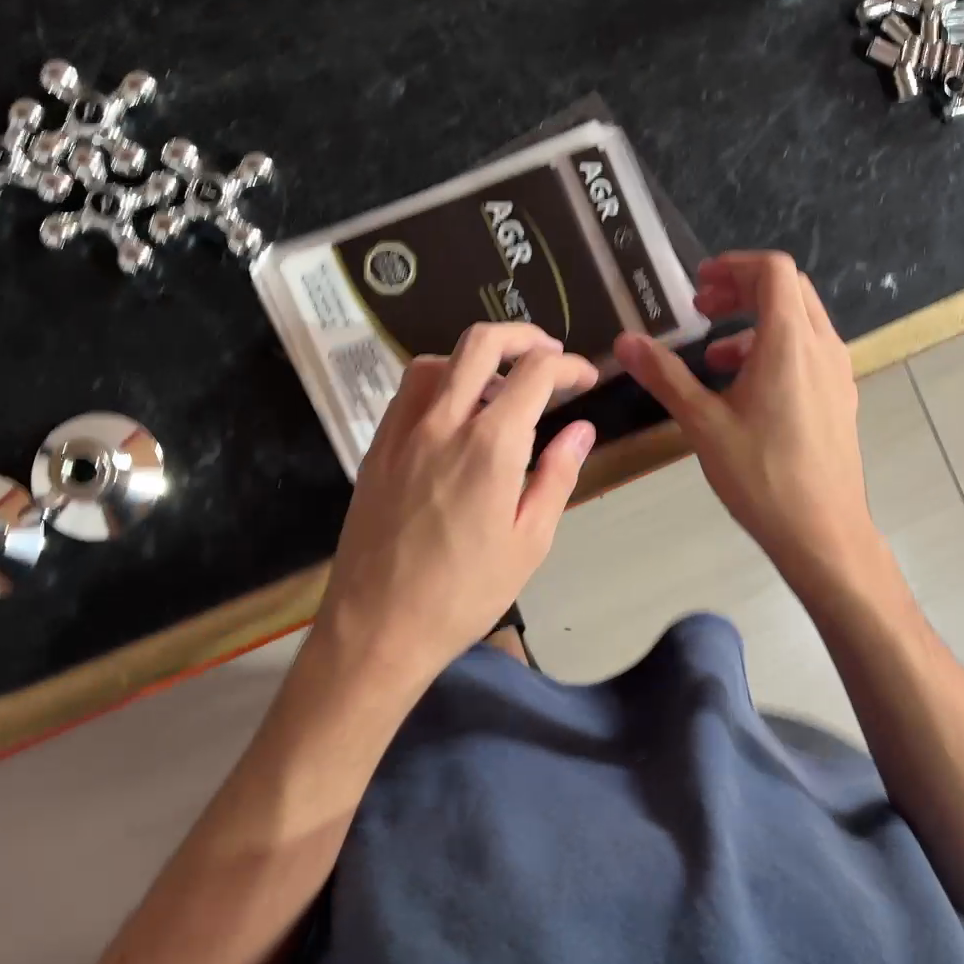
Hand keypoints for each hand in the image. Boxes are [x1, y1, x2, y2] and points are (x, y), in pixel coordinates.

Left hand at [319, 323, 598, 671]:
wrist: (377, 627)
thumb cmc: (466, 592)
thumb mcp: (531, 541)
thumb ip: (558, 475)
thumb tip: (582, 430)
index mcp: (491, 445)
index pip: (536, 373)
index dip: (569, 365)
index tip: (586, 379)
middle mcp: (443, 423)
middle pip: (482, 343)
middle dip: (524, 336)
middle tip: (549, 354)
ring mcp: (402, 432)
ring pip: (439, 360)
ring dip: (477, 358)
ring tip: (502, 386)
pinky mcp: (377, 449)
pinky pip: (408, 393)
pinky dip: (440, 382)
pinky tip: (456, 416)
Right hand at [614, 251, 878, 587]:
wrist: (823, 532)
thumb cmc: (762, 476)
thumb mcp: (704, 424)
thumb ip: (666, 376)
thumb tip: (626, 340)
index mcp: (790, 342)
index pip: (773, 270)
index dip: (734, 266)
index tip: (699, 285)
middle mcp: (823, 347)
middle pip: (789, 290)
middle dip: (743, 290)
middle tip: (703, 309)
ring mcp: (838, 374)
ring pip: (801, 323)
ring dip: (757, 324)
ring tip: (715, 356)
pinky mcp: (841, 399)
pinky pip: (810, 353)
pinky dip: (777, 351)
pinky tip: (746, 391)